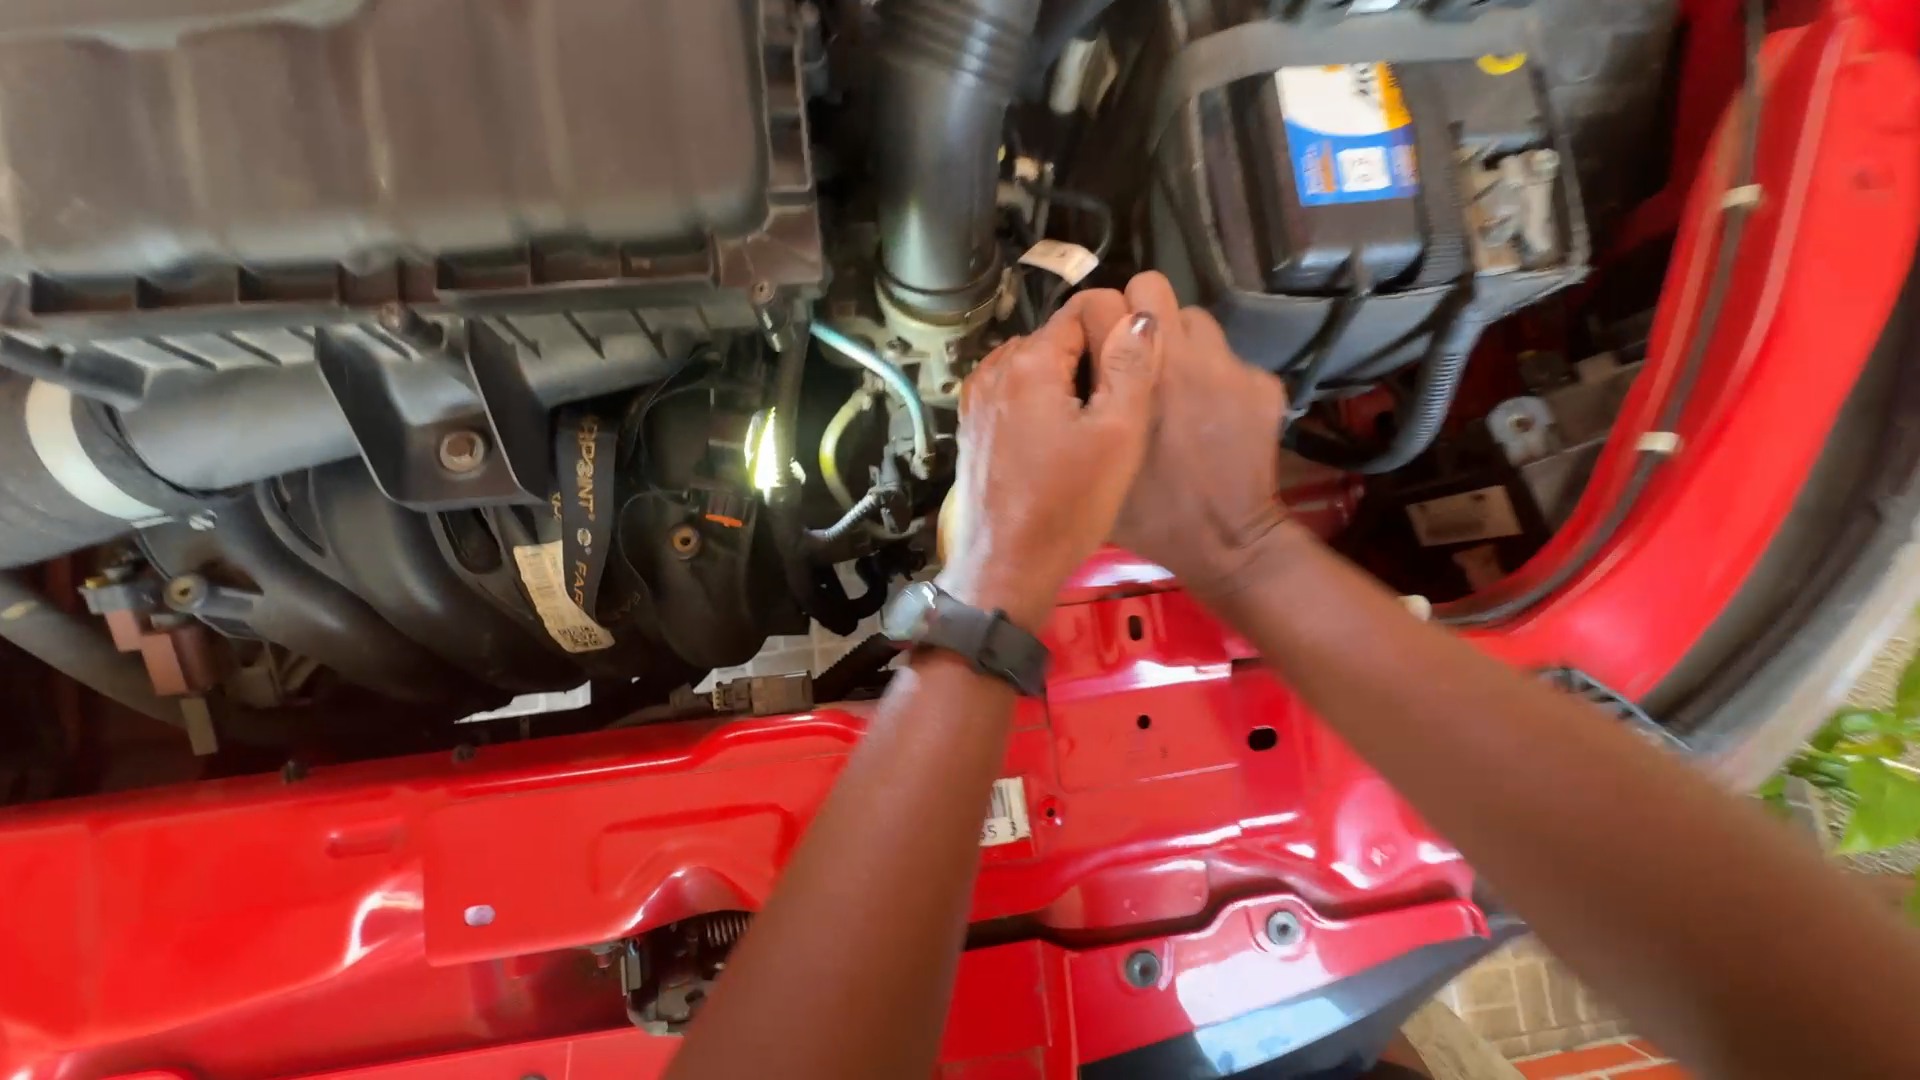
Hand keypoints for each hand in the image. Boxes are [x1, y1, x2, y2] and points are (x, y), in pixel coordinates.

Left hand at [937, 297, 1161, 629]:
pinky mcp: (971, 429)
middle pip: (1054, 338)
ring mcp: (976, 401)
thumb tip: (1140, 314)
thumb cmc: (1068, 506)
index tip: (1134, 371)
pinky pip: (1012, 395)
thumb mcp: (1118, 434)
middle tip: (1115, 409)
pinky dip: (1036, 403)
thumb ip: (1131, 366)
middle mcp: (993, 371)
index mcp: (1028, 363)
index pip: (1080, 310)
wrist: (1007, 567)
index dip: (1115, 331)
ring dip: (1062, 383)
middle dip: (1088, 359)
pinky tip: (1054, 441)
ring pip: (1032, 367)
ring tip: (1086, 430)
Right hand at [1072, 272, 1294, 602]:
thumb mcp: (1096, 467)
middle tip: (1134, 353)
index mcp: (1131, 378)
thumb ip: (1083, 415)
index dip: (1091, 319)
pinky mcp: (1262, 382)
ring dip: (1179, 344)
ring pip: (1195, 320)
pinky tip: (1212, 416)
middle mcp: (1180, 357)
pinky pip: (1229, 358)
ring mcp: (1228, 366)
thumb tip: (1075, 380)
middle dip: (1138, 314)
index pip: (1099, 301)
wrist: (1226, 542)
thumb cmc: (1149, 516)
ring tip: (1176, 386)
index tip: (1093, 343)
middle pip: (1151, 286)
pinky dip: (1216, 377)